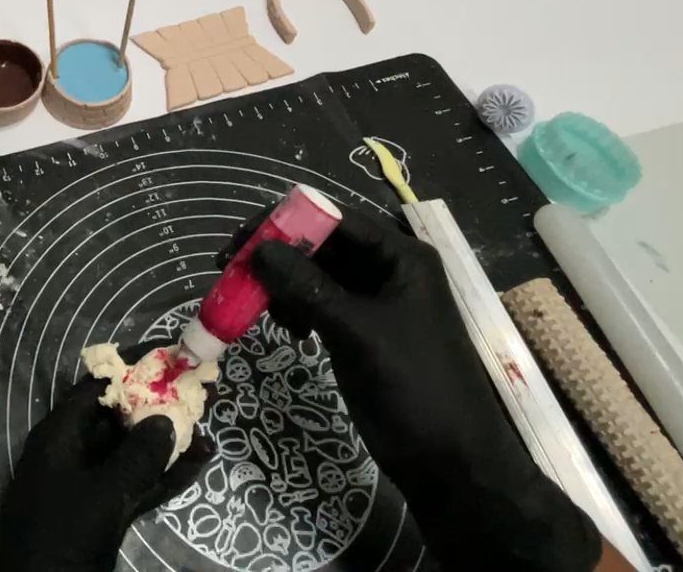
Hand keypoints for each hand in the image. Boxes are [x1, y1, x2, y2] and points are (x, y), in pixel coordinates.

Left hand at [0, 344, 212, 571]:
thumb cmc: (57, 536)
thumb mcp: (98, 497)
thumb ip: (134, 459)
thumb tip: (166, 420)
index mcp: (60, 434)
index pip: (97, 385)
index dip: (131, 366)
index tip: (169, 353)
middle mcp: (74, 451)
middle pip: (119, 415)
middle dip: (157, 401)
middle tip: (199, 389)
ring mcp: (91, 484)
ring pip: (134, 452)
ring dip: (169, 440)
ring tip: (209, 424)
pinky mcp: (105, 515)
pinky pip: (139, 485)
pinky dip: (166, 475)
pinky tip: (200, 462)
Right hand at [242, 209, 601, 571]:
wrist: (451, 465)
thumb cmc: (415, 386)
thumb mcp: (358, 331)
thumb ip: (306, 286)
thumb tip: (257, 249)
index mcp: (399, 256)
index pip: (332, 217)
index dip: (283, 221)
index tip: (241, 240)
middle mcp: (383, 267)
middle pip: (316, 241)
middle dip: (274, 253)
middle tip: (231, 269)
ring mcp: (369, 298)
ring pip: (309, 271)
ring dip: (278, 282)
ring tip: (257, 306)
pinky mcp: (354, 326)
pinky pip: (312, 300)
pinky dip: (291, 306)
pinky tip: (287, 328)